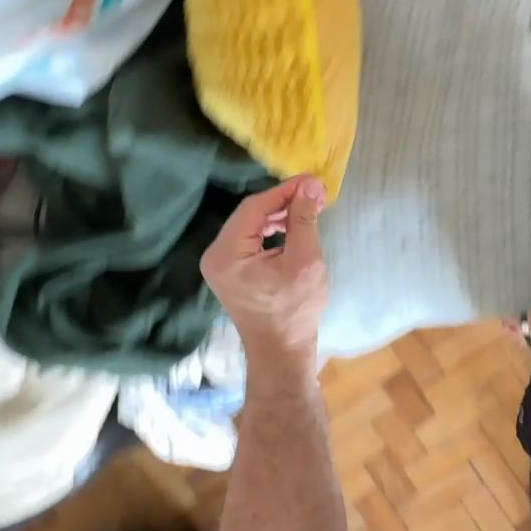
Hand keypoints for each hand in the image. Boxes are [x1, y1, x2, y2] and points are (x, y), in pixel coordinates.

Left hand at [201, 176, 329, 360]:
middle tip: (314, 193)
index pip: (254, 207)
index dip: (285, 190)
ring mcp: (220, 263)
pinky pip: (249, 237)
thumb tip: (311, 184)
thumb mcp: (305, 259)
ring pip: (250, 223)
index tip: (313, 181)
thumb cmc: (294, 308)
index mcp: (227, 253)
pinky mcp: (230, 269)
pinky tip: (292, 225)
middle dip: (283, 200)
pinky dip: (271, 227)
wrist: (281, 350)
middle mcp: (215, 255)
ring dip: (278, 213)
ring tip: (308, 208)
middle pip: (249, 213)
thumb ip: (304, 219)